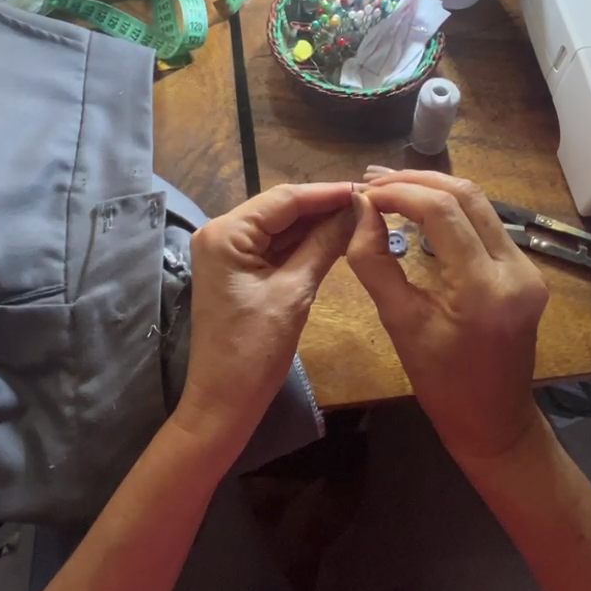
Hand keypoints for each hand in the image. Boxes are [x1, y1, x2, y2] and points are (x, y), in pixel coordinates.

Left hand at [175, 182, 358, 445]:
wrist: (224, 402)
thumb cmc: (255, 350)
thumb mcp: (294, 293)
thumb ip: (324, 245)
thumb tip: (356, 211)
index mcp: (226, 233)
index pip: (284, 199)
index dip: (326, 192)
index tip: (365, 188)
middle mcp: (222, 232)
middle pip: (281, 209)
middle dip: (323, 206)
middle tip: (368, 202)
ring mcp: (228, 251)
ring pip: (280, 227)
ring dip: (317, 224)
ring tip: (359, 216)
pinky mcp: (238, 269)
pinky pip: (275, 247)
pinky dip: (304, 243)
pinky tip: (335, 237)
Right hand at [344, 170, 549, 461]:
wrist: (494, 422)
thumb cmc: (442, 384)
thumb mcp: (399, 323)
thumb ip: (374, 262)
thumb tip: (360, 211)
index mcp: (485, 288)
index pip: (442, 211)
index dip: (399, 192)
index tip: (363, 194)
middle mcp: (516, 268)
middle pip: (466, 195)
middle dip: (416, 180)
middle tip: (372, 180)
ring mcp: (526, 267)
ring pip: (478, 203)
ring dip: (433, 188)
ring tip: (389, 186)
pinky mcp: (524, 269)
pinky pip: (485, 222)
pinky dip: (449, 208)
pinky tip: (418, 207)